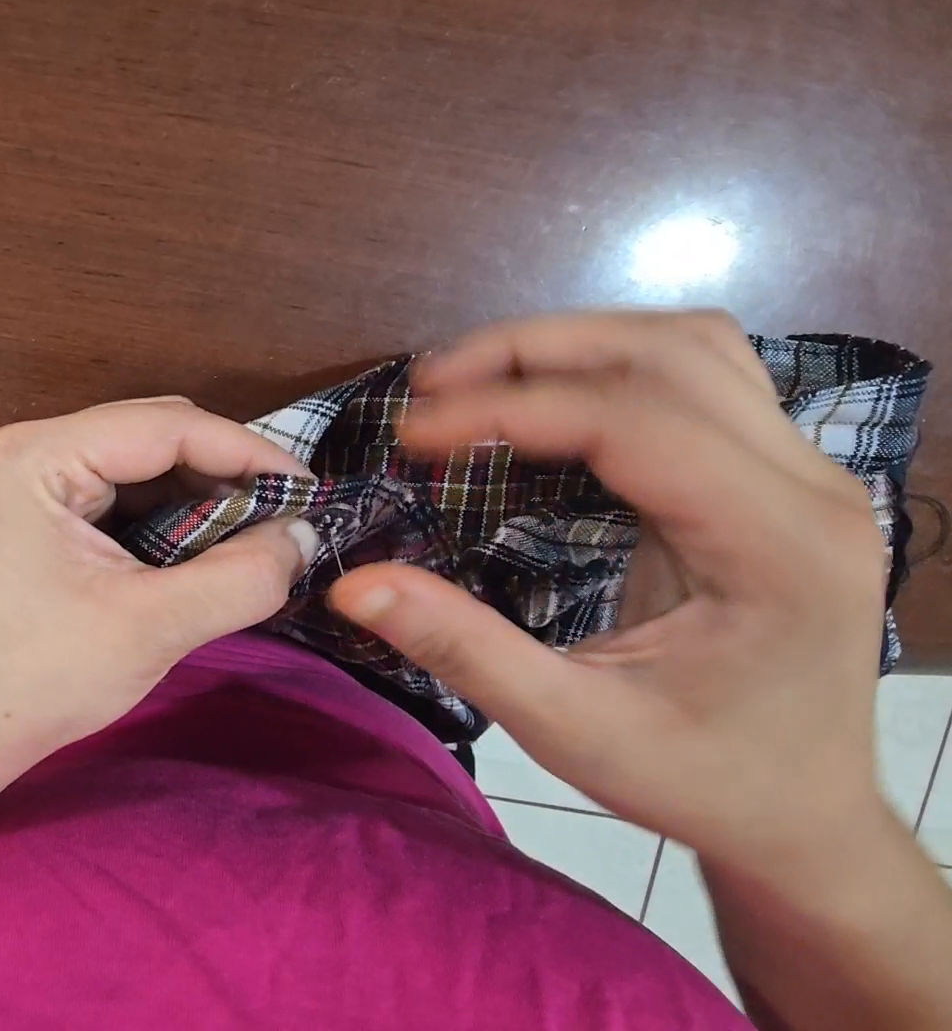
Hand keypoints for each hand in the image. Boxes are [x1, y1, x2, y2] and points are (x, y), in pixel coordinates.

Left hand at [0, 397, 320, 776]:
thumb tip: (305, 534)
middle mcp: (33, 447)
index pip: (166, 427)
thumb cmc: (46, 677)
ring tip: (256, 533)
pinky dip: (176, 509)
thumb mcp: (154, 627)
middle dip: (228, 471)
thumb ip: (241, 577)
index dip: (249, 454)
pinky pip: (127, 486)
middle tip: (287, 518)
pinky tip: (209, 541)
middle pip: (156, 432)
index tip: (313, 494)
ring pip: (147, 458)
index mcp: (40, 457)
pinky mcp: (46, 503)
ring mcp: (36, 473)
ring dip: (205, 491)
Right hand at [327, 312, 892, 876]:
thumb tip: (351, 582)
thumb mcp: (568, 728)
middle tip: (426, 387)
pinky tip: (532, 401)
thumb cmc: (695, 777)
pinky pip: (688, 379)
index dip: (507, 409)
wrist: (799, 813)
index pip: (635, 421)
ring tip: (468, 378)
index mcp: (776, 545)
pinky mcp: (767, 477)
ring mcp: (798, 473)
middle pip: (669, 352)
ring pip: (686, 347)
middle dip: (532, 350)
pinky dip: (598, 368)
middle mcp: (807, 486)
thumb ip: (461, 648)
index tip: (409, 433)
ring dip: (567, 344)